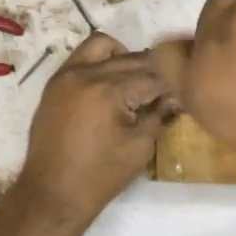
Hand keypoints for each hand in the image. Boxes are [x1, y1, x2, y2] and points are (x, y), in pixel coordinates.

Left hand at [17, 34, 178, 223]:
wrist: (53, 190)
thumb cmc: (100, 174)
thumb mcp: (139, 146)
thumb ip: (158, 114)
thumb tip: (175, 96)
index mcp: (108, 90)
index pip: (150, 76)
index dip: (170, 85)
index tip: (182, 92)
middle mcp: (84, 74)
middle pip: (128, 58)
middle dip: (149, 71)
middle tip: (162, 90)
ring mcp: (64, 76)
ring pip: (99, 46)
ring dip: (121, 57)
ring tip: (133, 82)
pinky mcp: (54, 84)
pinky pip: (79, 58)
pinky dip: (98, 63)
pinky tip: (111, 87)